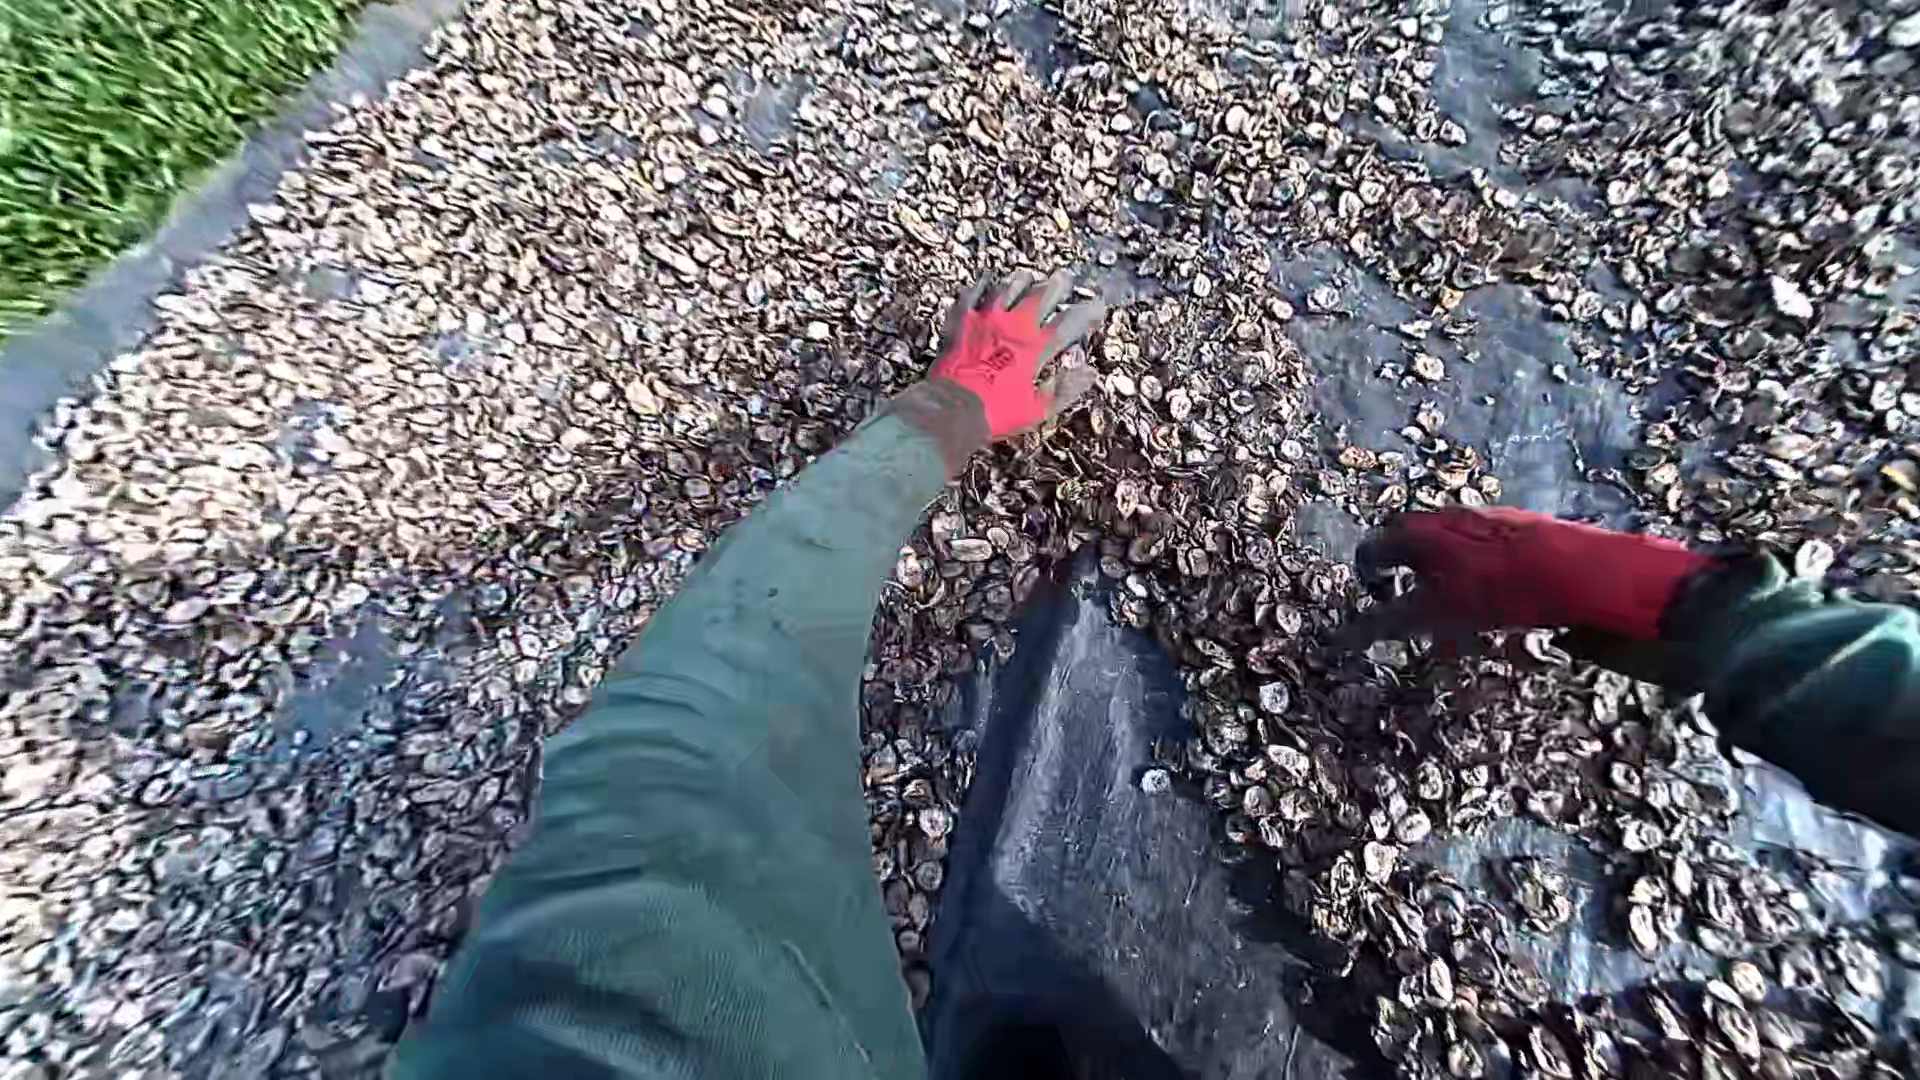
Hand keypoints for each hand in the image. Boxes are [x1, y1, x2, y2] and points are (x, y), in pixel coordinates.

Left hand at [932, 269, 1106, 438]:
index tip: (1098, 306)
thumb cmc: (995, 413)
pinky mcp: (961, 324)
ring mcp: (985, 321)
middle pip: (1039, 297)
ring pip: (1006, 290)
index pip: (1068, 323)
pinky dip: (979, 287)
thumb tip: (1089, 373)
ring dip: (1020, 281)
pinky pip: (971, 297)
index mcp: (1035, 348)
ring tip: (1027, 275)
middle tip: (1064, 277)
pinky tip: (983, 281)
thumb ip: (1064, 389)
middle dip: (1055, 286)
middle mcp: (1013, 327)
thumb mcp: (1036, 410)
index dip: (1086, 312)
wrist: (952, 409)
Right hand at [1353, 507, 1711, 642]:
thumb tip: (1336, 639)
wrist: (1605, 576)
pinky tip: (1505, 609)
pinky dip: (1481, 582)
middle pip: (1412, 550)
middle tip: (1423, 614)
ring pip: (1451, 554)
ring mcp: (1491, 520)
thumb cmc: (1508, 592)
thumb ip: (1388, 622)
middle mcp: (1450, 519)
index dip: (1370, 578)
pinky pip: (1487, 555)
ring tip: (1466, 621)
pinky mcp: (1527, 529)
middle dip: (1412, 584)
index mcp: (1421, 533)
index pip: (1373, 549)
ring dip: (1447, 586)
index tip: (1383, 602)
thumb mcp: (1440, 614)